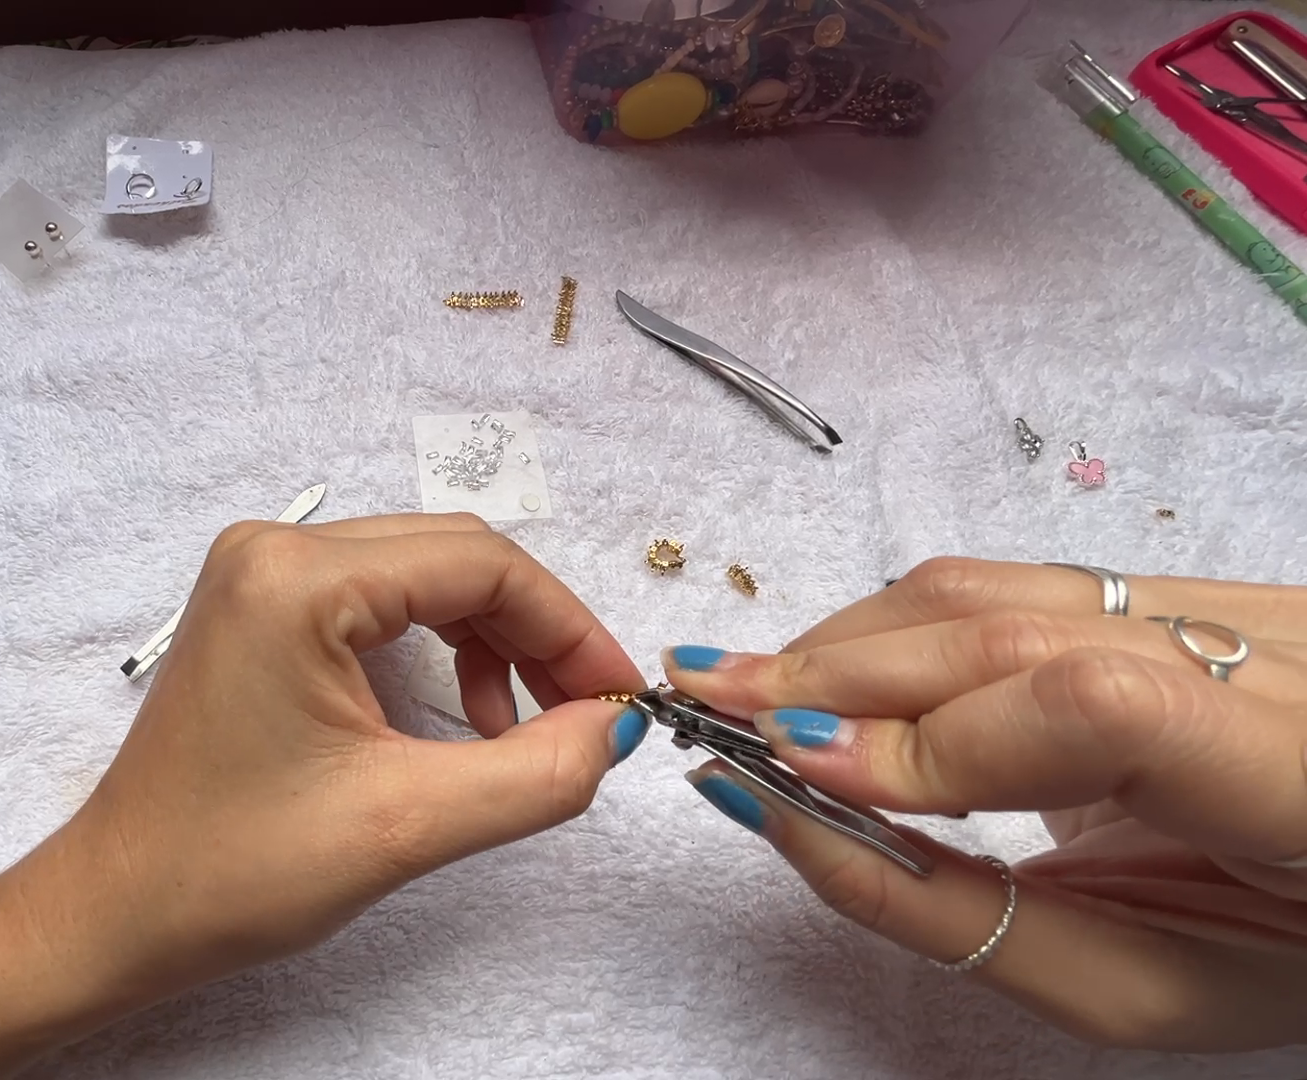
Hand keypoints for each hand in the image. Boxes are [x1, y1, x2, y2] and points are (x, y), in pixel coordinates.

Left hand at [40, 512, 647, 1002]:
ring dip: (487, 637)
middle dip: (532, 630)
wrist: (118, 906)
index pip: (477, 564)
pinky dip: (435, 643)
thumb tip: (614, 725)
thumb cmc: (235, 872)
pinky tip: (456, 708)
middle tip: (584, 710)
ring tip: (512, 722)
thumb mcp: (405, 826)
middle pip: (451, 558)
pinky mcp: (263, 602)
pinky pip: (379, 598)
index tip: (618, 696)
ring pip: (420, 574)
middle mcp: (277, 546)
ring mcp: (263, 569)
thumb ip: (537, 773)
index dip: (566, 625)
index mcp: (298, 577)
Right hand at [660, 558, 1306, 1051]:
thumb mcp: (1125, 981)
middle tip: (703, 696)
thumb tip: (766, 805)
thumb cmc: (1258, 951)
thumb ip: (933, 905)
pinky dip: (874, 629)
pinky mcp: (1152, 582)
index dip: (922, 733)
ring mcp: (1220, 602)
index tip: (793, 760)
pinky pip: (978, 583)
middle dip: (826, 672)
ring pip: (969, 591)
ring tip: (740, 683)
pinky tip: (824, 667)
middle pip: (995, 632)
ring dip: (833, 643)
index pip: (1092, 711)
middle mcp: (1284, 659)